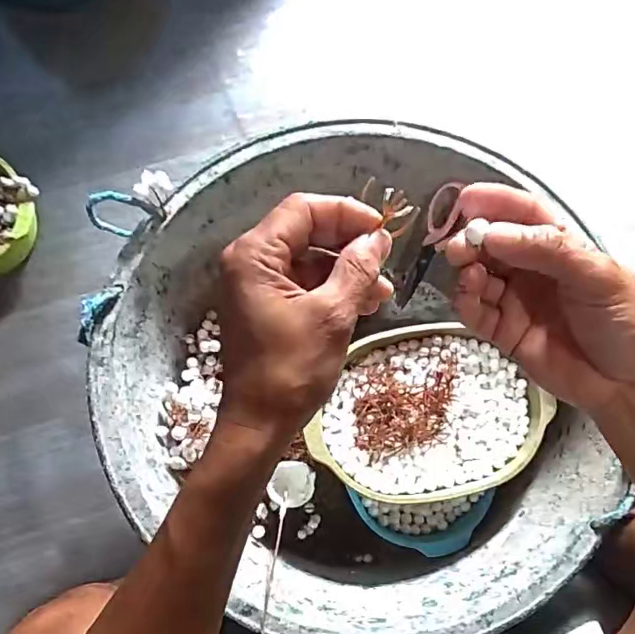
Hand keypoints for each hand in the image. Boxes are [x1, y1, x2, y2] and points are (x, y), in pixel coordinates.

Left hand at [216, 193, 393, 439]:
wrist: (260, 423)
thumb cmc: (291, 371)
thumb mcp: (332, 315)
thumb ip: (356, 269)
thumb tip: (377, 239)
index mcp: (254, 255)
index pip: (303, 210)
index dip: (346, 213)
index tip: (381, 230)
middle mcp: (249, 264)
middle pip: (306, 233)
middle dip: (349, 246)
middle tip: (385, 264)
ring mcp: (256, 288)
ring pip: (308, 262)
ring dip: (346, 272)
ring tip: (381, 293)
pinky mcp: (266, 309)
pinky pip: (303, 286)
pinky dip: (332, 291)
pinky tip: (362, 305)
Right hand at [442, 183, 634, 410]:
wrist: (627, 383)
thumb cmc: (625, 321)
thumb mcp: (596, 276)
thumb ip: (548, 251)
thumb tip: (494, 234)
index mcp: (560, 248)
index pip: (524, 215)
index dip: (495, 203)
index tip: (465, 199)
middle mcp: (533, 271)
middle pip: (493, 245)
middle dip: (471, 240)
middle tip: (457, 245)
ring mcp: (517, 302)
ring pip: (479, 277)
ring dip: (467, 271)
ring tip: (469, 274)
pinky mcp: (505, 333)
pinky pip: (477, 313)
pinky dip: (466, 303)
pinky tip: (468, 297)